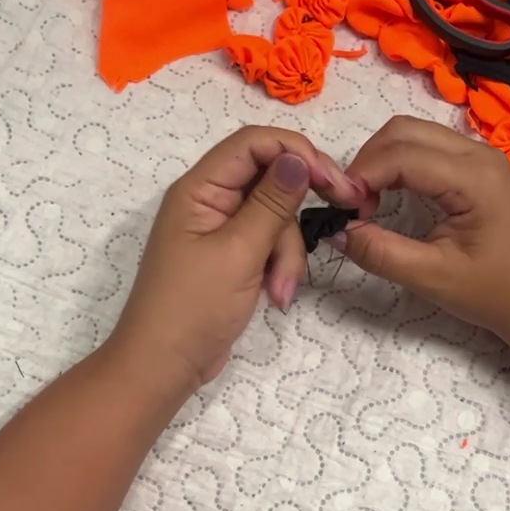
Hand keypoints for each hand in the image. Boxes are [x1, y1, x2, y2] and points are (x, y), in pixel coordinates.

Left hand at [107, 126, 364, 390]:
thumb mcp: (239, 253)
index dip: (298, 152)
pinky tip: (276, 295)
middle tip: (345, 211)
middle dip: (298, 211)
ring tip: (280, 290)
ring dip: (287, 252)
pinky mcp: (233, 257)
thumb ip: (272, 203)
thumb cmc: (192, 308)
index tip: (335, 181)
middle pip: (271, 181)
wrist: (164, 367)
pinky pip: (268, 245)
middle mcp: (210, 201)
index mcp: (199, 189)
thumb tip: (298, 157)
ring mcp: (222, 231)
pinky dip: (278, 266)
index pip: (254, 144)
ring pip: (275, 218)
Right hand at [338, 116, 509, 339]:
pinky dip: (396, 163)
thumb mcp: (431, 278)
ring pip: (412, 133)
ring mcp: (477, 155)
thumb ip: (380, 252)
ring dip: (380, 161)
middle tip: (351, 206)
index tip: (342, 210)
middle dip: (367, 162)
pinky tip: (387, 195)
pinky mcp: (473, 165)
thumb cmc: (493, 292)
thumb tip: (336, 231)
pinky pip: (424, 147)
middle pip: (403, 131)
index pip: (402, 155)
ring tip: (366, 203)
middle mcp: (477, 154)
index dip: (362, 176)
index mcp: (473, 178)